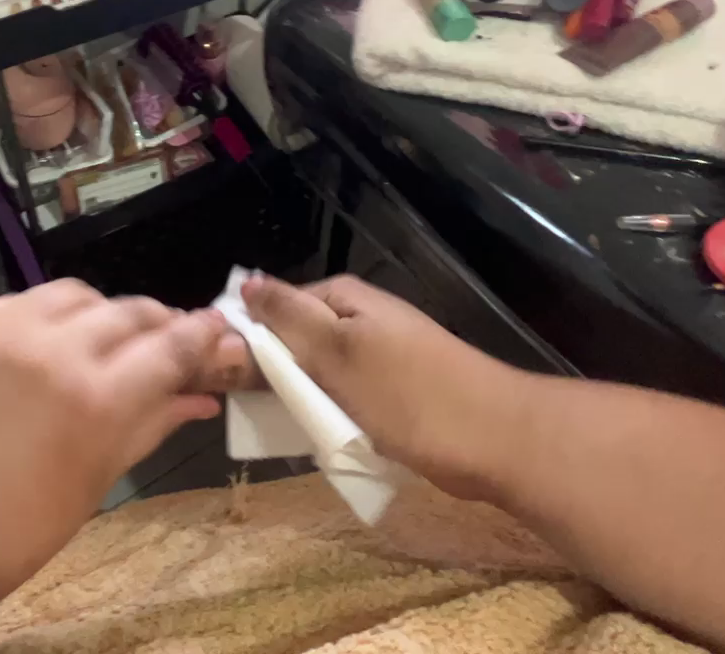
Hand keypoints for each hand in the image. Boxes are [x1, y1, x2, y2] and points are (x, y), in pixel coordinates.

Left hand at [0, 280, 231, 614]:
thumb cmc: (12, 533)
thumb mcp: (95, 481)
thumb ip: (153, 423)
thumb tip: (203, 393)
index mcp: (91, 401)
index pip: (170, 347)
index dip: (202, 336)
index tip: (219, 330)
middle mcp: (49, 348)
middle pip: (129, 311)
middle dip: (158, 324)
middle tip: (167, 341)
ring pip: (78, 294)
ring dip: (103, 314)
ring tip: (104, 344)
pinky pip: (24, 302)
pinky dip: (48, 319)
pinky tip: (45, 347)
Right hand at [231, 274, 527, 498]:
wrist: (495, 440)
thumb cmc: (407, 392)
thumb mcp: (335, 350)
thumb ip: (288, 315)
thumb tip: (246, 282)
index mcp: (344, 298)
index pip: (278, 305)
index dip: (253, 334)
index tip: (229, 372)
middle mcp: (360, 318)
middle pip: (298, 339)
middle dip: (277, 369)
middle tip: (252, 406)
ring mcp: (379, 355)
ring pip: (320, 372)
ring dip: (304, 395)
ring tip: (284, 425)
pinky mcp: (393, 391)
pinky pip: (345, 396)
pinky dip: (332, 413)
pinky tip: (322, 434)